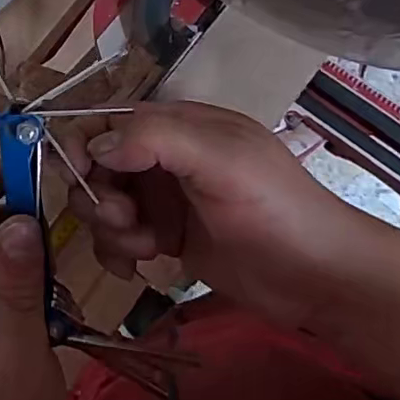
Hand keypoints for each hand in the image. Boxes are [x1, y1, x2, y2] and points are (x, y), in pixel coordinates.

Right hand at [70, 100, 387, 327]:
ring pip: (104, 203)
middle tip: (126, 219)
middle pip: (97, 165)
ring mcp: (163, 198)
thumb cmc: (273, 208)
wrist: (322, 279)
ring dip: (110, 227)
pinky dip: (117, 252)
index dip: (82, 143)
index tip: (76, 174)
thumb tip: (94, 148)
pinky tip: (137, 268)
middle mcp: (161, 156)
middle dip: (99, 193)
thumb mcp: (219, 160)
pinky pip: (118, 237)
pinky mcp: (165, 235)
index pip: (107, 120)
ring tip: (144, 247)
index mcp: (174, 125)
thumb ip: (155, 140)